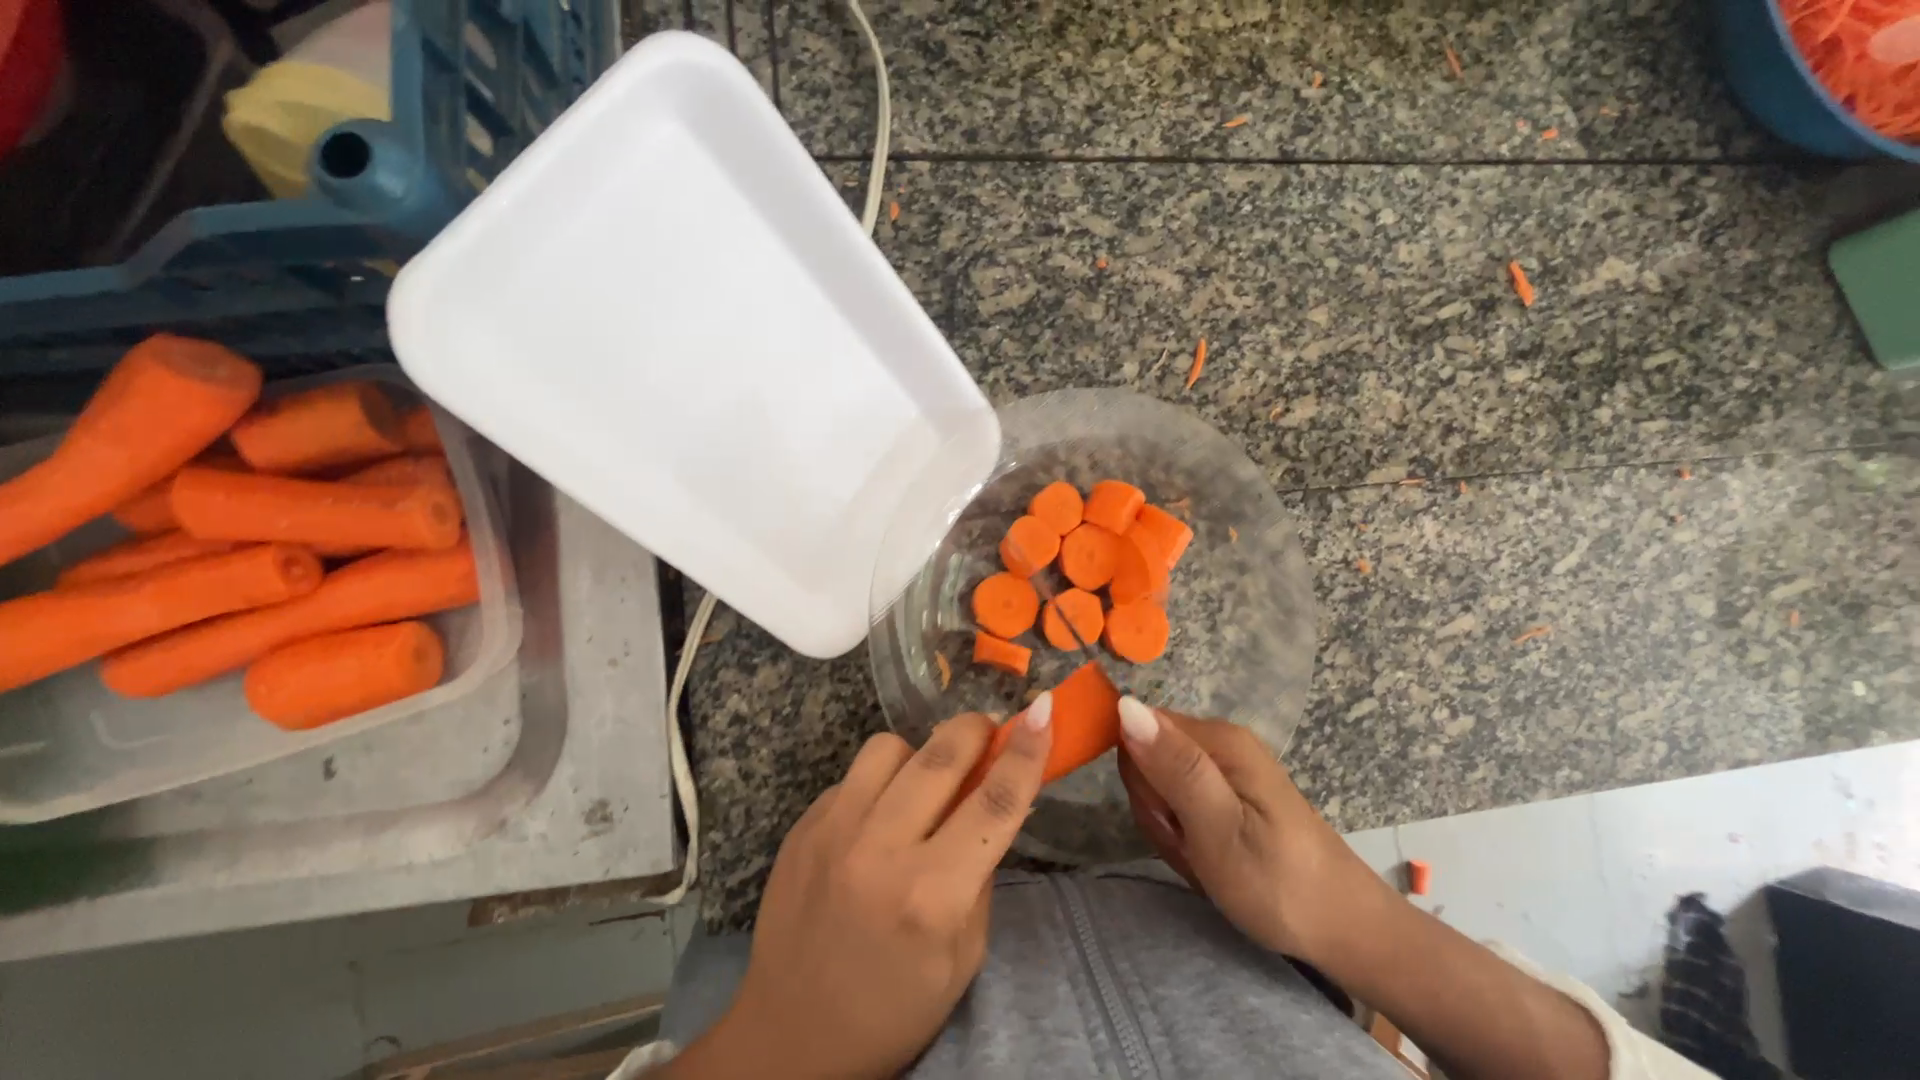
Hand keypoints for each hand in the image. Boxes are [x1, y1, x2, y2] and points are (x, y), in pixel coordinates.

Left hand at [678, 698, 1054, 1079]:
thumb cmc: (894, 1009)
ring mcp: (832, 831)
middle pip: (942, 755)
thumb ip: (982, 873)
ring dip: (921, 753)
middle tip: (989, 734)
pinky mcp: (801, 826)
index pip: (995, 802)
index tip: (1044, 710)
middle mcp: (880, 849)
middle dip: (976, 729)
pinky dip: (877, 783)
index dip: (1027, 751)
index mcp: (932, 893)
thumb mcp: (963, 955)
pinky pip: (852, 776)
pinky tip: (879, 818)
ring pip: (889, 748)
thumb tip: (998, 804)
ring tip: (926, 784)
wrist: (793, 1034)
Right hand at [1115, 696, 1394, 965]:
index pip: (1137, 732)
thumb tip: (1125, 704)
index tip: (1169, 821)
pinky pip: (1179, 806)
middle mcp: (1221, 743)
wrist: (1343, 929)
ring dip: (1169, 829)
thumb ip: (1174, 767)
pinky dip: (1183, 837)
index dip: (1142, 782)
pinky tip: (1207, 859)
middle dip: (1156, 810)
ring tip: (1202, 857)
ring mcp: (1226, 770)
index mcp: (1219, 740)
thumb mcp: (1218, 829)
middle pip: (1146, 759)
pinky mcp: (1228, 795)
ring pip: (1158, 787)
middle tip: (1190, 846)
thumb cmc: (1280, 884)